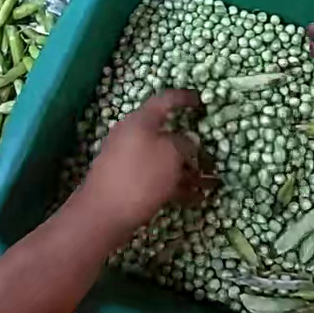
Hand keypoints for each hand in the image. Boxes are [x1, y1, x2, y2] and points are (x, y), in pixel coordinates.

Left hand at [69, 89, 203, 236]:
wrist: (103, 214)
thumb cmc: (140, 176)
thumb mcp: (171, 154)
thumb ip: (184, 143)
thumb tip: (188, 140)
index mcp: (140, 121)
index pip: (164, 100)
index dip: (183, 98)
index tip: (200, 100)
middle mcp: (132, 136)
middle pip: (165, 134)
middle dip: (190, 146)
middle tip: (210, 154)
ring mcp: (128, 160)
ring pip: (163, 159)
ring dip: (187, 170)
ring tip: (211, 184)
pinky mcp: (127, 182)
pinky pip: (157, 177)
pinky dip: (176, 184)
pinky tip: (195, 199)